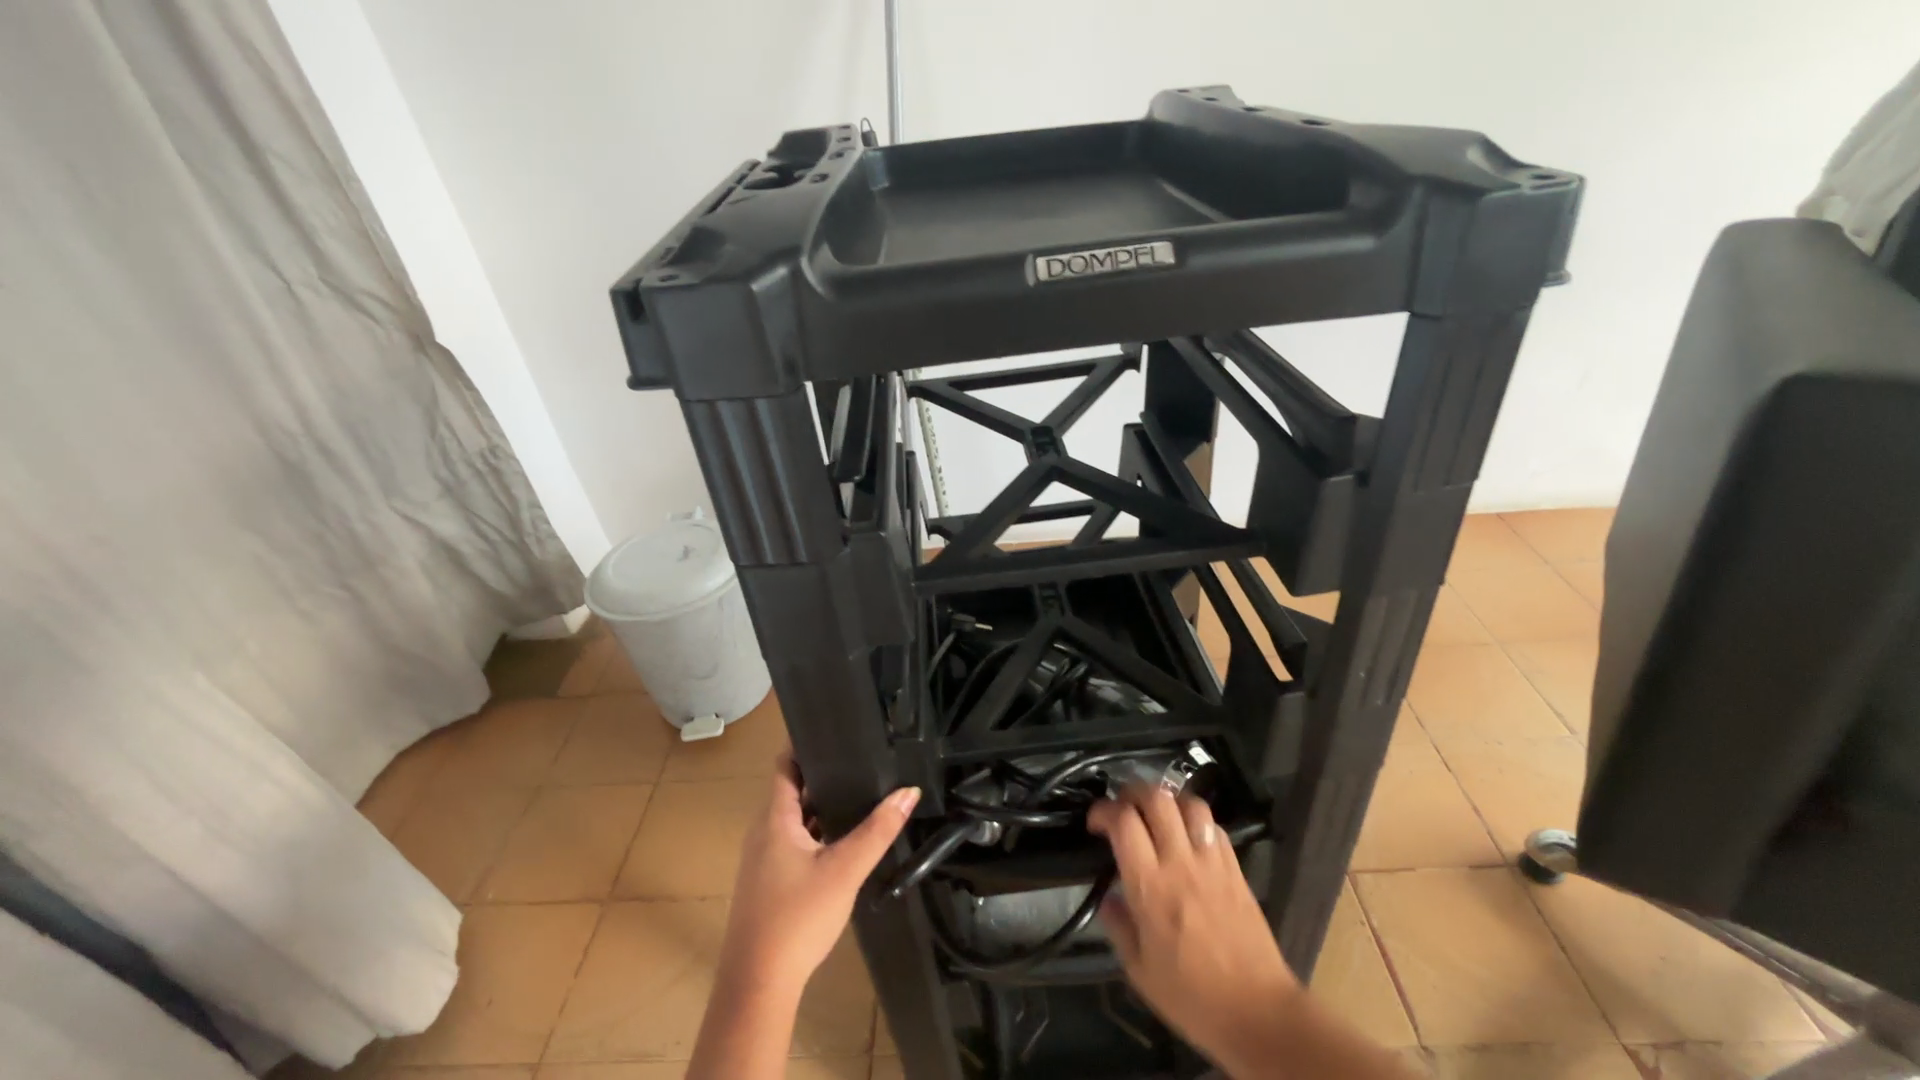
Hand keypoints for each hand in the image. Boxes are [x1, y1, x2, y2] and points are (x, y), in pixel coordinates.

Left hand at [717, 753, 919, 995]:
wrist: (758, 982)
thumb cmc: (797, 917)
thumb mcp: (844, 870)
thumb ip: (877, 830)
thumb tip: (908, 792)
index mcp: (774, 819)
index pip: (785, 765)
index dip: (806, 744)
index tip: (837, 730)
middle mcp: (763, 832)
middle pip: (792, 790)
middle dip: (824, 775)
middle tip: (863, 760)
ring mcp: (763, 859)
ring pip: (795, 819)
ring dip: (823, 806)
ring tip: (861, 793)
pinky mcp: (770, 882)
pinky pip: (794, 842)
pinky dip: (818, 833)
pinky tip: (845, 841)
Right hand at [1087, 787, 1300, 1061]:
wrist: (1257, 1010)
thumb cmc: (1191, 996)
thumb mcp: (1139, 970)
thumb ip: (1119, 927)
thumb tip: (1108, 898)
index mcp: (1150, 886)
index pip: (1123, 822)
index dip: (1103, 810)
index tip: (1094, 822)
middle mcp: (1181, 863)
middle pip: (1157, 799)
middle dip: (1133, 793)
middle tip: (1122, 808)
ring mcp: (1213, 863)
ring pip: (1190, 804)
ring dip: (1168, 800)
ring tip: (1155, 814)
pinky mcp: (1237, 871)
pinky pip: (1215, 827)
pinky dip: (1196, 820)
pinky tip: (1188, 836)